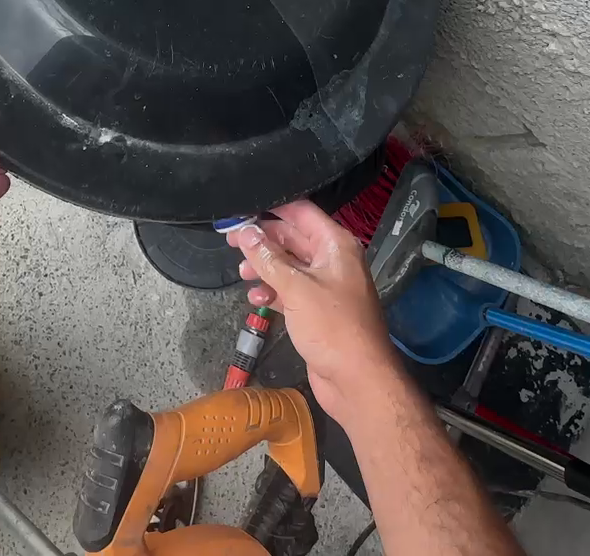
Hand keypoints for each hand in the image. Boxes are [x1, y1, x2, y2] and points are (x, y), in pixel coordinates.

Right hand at [228, 200, 402, 418]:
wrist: (358, 381)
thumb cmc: (333, 327)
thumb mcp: (296, 288)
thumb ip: (268, 258)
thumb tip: (245, 232)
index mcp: (336, 245)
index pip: (301, 213)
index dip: (272, 208)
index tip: (242, 209)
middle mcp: (332, 260)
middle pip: (292, 238)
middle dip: (262, 240)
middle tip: (231, 240)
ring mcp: (325, 286)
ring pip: (289, 266)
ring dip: (265, 267)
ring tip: (241, 272)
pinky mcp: (316, 310)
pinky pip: (290, 291)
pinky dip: (273, 291)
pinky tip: (256, 299)